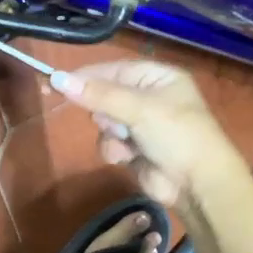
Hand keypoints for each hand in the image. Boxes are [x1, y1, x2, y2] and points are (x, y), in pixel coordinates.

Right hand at [51, 60, 239, 206]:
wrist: (195, 183)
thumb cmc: (175, 135)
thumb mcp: (138, 109)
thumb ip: (97, 95)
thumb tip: (56, 78)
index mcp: (158, 78)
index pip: (114, 70)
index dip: (87, 77)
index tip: (58, 83)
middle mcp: (150, 97)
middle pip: (105, 96)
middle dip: (105, 113)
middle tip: (112, 122)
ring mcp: (141, 124)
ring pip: (104, 122)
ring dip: (110, 135)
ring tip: (126, 144)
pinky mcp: (134, 148)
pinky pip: (109, 142)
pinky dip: (114, 150)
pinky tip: (127, 158)